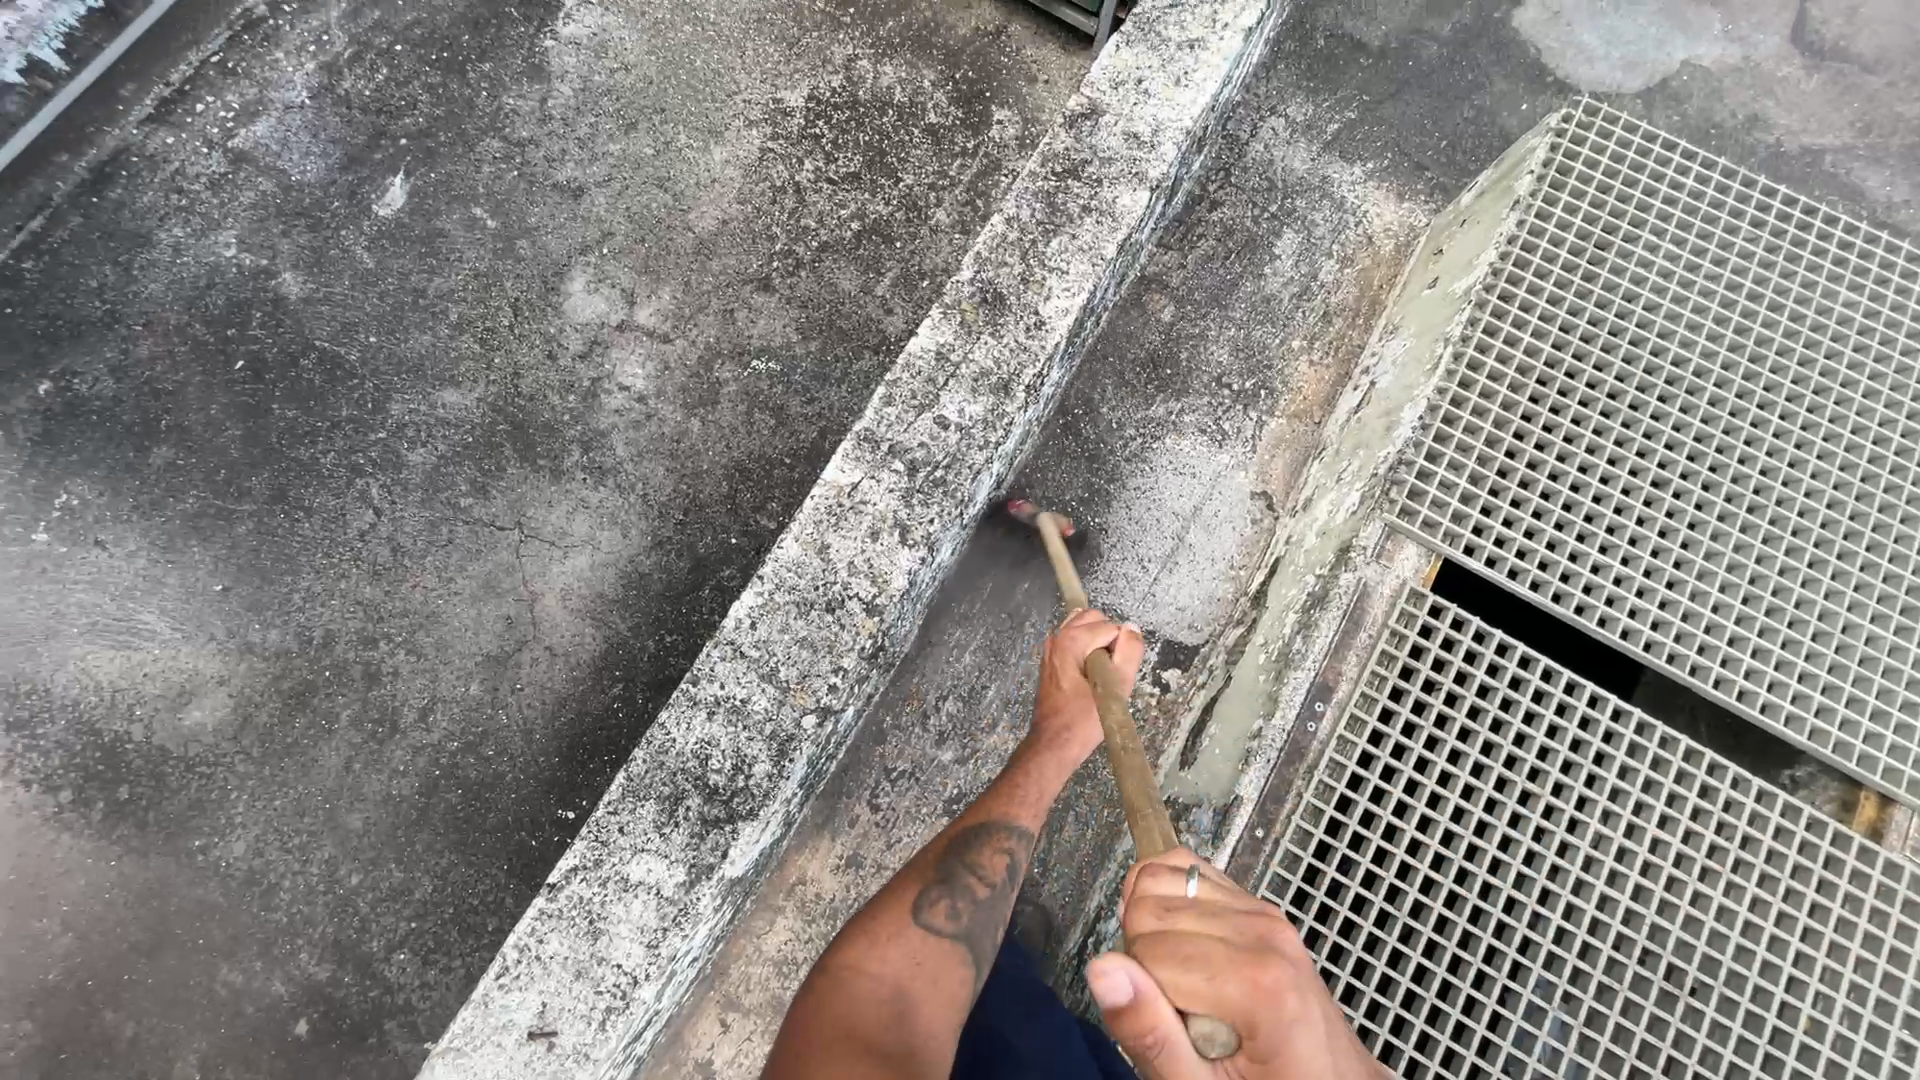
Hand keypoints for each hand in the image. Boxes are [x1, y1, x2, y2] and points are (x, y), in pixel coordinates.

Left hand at [1029, 608, 1144, 764]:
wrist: (1055, 742)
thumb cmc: (1084, 720)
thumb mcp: (1116, 687)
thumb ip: (1129, 653)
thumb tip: (1132, 628)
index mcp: (1071, 640)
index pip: (1112, 627)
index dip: (1120, 650)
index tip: (1114, 675)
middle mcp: (1057, 637)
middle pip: (1095, 619)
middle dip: (1109, 639)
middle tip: (1110, 671)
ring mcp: (1051, 646)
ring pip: (1083, 626)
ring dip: (1097, 642)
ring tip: (1100, 672)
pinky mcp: (1051, 658)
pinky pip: (1074, 639)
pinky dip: (1086, 647)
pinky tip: (1090, 674)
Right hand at [1084, 848, 1386, 1079]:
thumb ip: (1150, 1035)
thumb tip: (1102, 968)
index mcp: (1258, 983)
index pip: (1146, 951)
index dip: (1144, 996)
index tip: (1177, 1031)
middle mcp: (1263, 929)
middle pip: (1147, 907)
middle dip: (1144, 958)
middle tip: (1177, 1009)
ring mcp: (1261, 908)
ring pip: (1155, 878)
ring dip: (1150, 925)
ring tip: (1181, 978)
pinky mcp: (1254, 899)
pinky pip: (1181, 864)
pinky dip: (1163, 894)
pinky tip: (1179, 940)